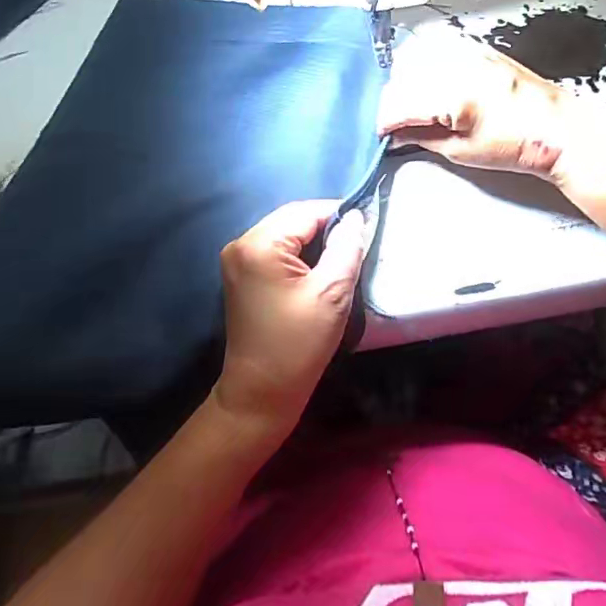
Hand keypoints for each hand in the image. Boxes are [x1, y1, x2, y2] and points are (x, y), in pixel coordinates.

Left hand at [214, 200, 370, 429]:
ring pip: (284, 234)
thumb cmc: (298, 345)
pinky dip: (299, 254)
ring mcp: (237, 260)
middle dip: (326, 226)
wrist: (260, 393)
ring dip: (313, 240)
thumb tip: (356, 217)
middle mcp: (241, 244)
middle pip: (292, 220)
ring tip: (342, 255)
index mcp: (259, 244)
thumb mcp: (331, 293)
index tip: (368, 226)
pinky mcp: (241, 275)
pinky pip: (275, 250)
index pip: (305, 212)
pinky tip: (319, 269)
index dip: (339, 214)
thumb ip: (346, 248)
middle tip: (358, 242)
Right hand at [376, 32, 605, 182]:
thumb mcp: (462, 151)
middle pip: (402, 78)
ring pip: (416, 61)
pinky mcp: (479, 49)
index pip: (398, 102)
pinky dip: (428, 69)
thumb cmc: (523, 143)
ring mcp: (470, 53)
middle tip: (398, 124)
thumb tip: (397, 134)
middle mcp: (459, 66)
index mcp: (453, 94)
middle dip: (395, 102)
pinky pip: (439, 52)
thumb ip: (421, 137)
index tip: (382, 131)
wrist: (560, 129)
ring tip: (419, 109)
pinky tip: (435, 90)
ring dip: (409, 84)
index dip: (385, 120)